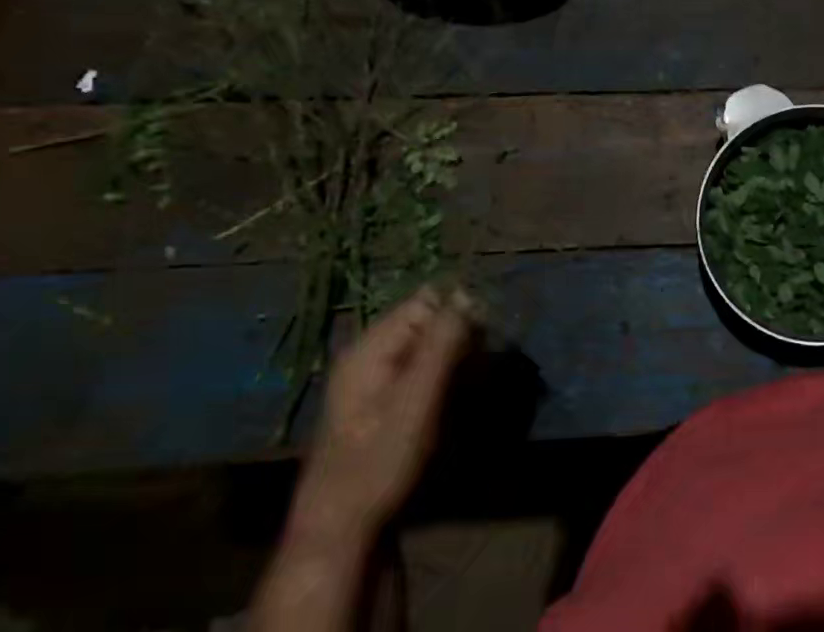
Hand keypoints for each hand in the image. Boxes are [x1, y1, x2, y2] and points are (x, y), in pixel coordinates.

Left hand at [309, 287, 473, 524]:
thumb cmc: (379, 460)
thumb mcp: (417, 398)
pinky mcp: (382, 406)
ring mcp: (373, 381)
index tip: (483, 343)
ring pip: (427, 352)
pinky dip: (441, 385)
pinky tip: (452, 409)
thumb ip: (441, 343)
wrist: (340, 530)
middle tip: (477, 376)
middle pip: (426, 326)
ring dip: (454, 366)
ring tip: (468, 395)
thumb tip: (465, 293)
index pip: (424, 303)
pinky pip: (420, 377)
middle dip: (458, 343)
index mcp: (370, 346)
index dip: (457, 315)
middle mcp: (369, 355)